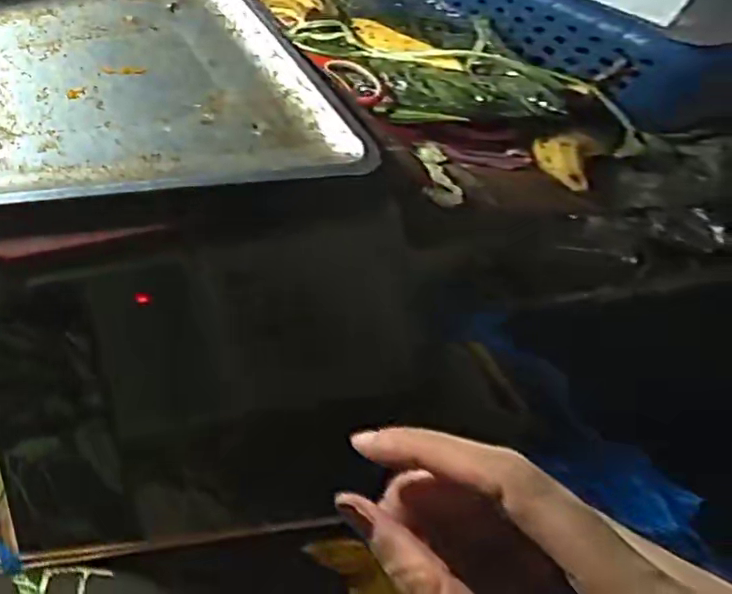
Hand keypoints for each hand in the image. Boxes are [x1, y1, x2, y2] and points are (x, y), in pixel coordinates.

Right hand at [336, 429, 706, 593]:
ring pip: (531, 511)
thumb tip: (350, 505)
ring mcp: (672, 576)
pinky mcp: (661, 583)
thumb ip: (430, 582)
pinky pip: (557, 537)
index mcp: (641, 588)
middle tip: (387, 524)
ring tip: (422, 550)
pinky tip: (467, 566)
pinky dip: (497, 545)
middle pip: (515, 491)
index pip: (514, 478)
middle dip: (434, 497)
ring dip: (459, 521)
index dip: (428, 448)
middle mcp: (666, 569)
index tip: (361, 444)